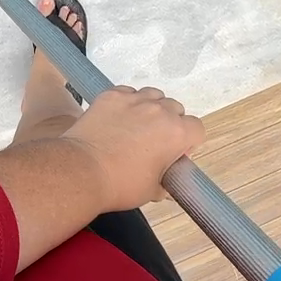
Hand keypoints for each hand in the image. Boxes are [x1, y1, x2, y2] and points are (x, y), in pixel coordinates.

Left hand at [60, 86, 203, 210]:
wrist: (84, 170)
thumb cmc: (121, 183)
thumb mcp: (155, 189)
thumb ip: (167, 175)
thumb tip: (165, 175)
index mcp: (176, 132)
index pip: (197, 128)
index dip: (188, 141)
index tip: (176, 152)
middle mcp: (158, 110)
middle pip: (175, 108)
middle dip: (170, 122)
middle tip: (155, 140)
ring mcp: (132, 99)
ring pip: (152, 95)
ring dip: (150, 108)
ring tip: (137, 126)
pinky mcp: (111, 95)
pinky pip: (127, 91)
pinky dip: (127, 102)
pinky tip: (119, 118)